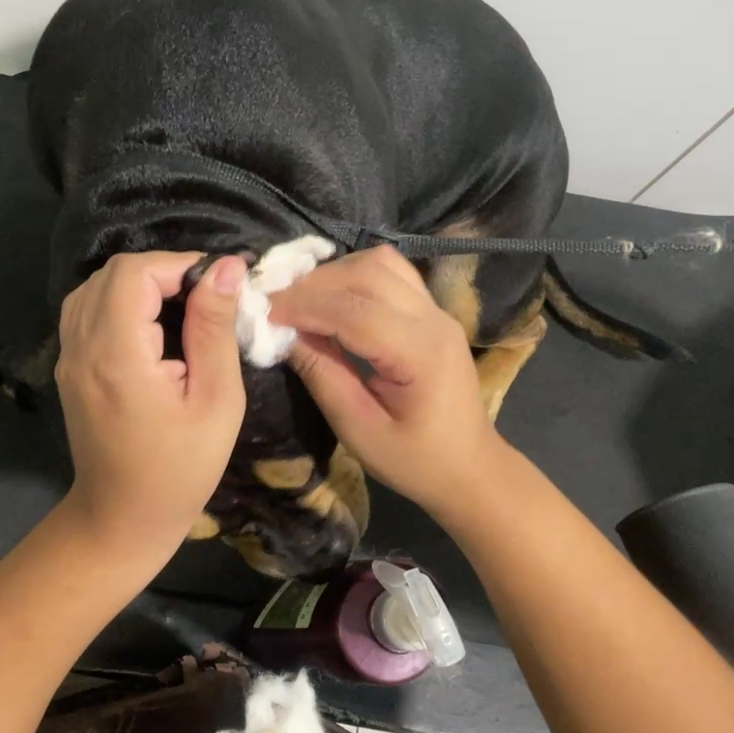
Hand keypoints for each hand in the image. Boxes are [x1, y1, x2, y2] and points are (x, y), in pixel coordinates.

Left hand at [55, 251, 247, 553]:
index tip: (218, 286)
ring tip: (181, 312)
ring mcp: (67, 358)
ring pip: (94, 288)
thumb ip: (215, 329)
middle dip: (162, 273)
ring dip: (139, 286)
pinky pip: (86, 312)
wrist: (123, 518)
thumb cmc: (181, 469)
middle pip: (111, 274)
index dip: (178, 265)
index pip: (134, 273)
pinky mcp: (68, 368)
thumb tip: (227, 268)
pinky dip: (119, 304)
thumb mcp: (216, 401)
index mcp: (116, 355)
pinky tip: (151, 329)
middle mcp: (81, 347)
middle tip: (205, 299)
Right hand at [267, 246, 509, 520]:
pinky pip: (390, 275)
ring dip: (334, 274)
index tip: (264, 314)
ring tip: (299, 300)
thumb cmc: (415, 461)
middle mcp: (435, 320)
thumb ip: (323, 377)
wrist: (469, 469)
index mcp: (422, 354)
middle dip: (314, 283)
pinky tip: (329, 300)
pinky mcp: (432, 312)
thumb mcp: (359, 431)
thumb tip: (284, 336)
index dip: (305, 306)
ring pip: (381, 263)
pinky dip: (353, 278)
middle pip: (369, 273)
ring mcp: (438, 311)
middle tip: (274, 304)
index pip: (355, 311)